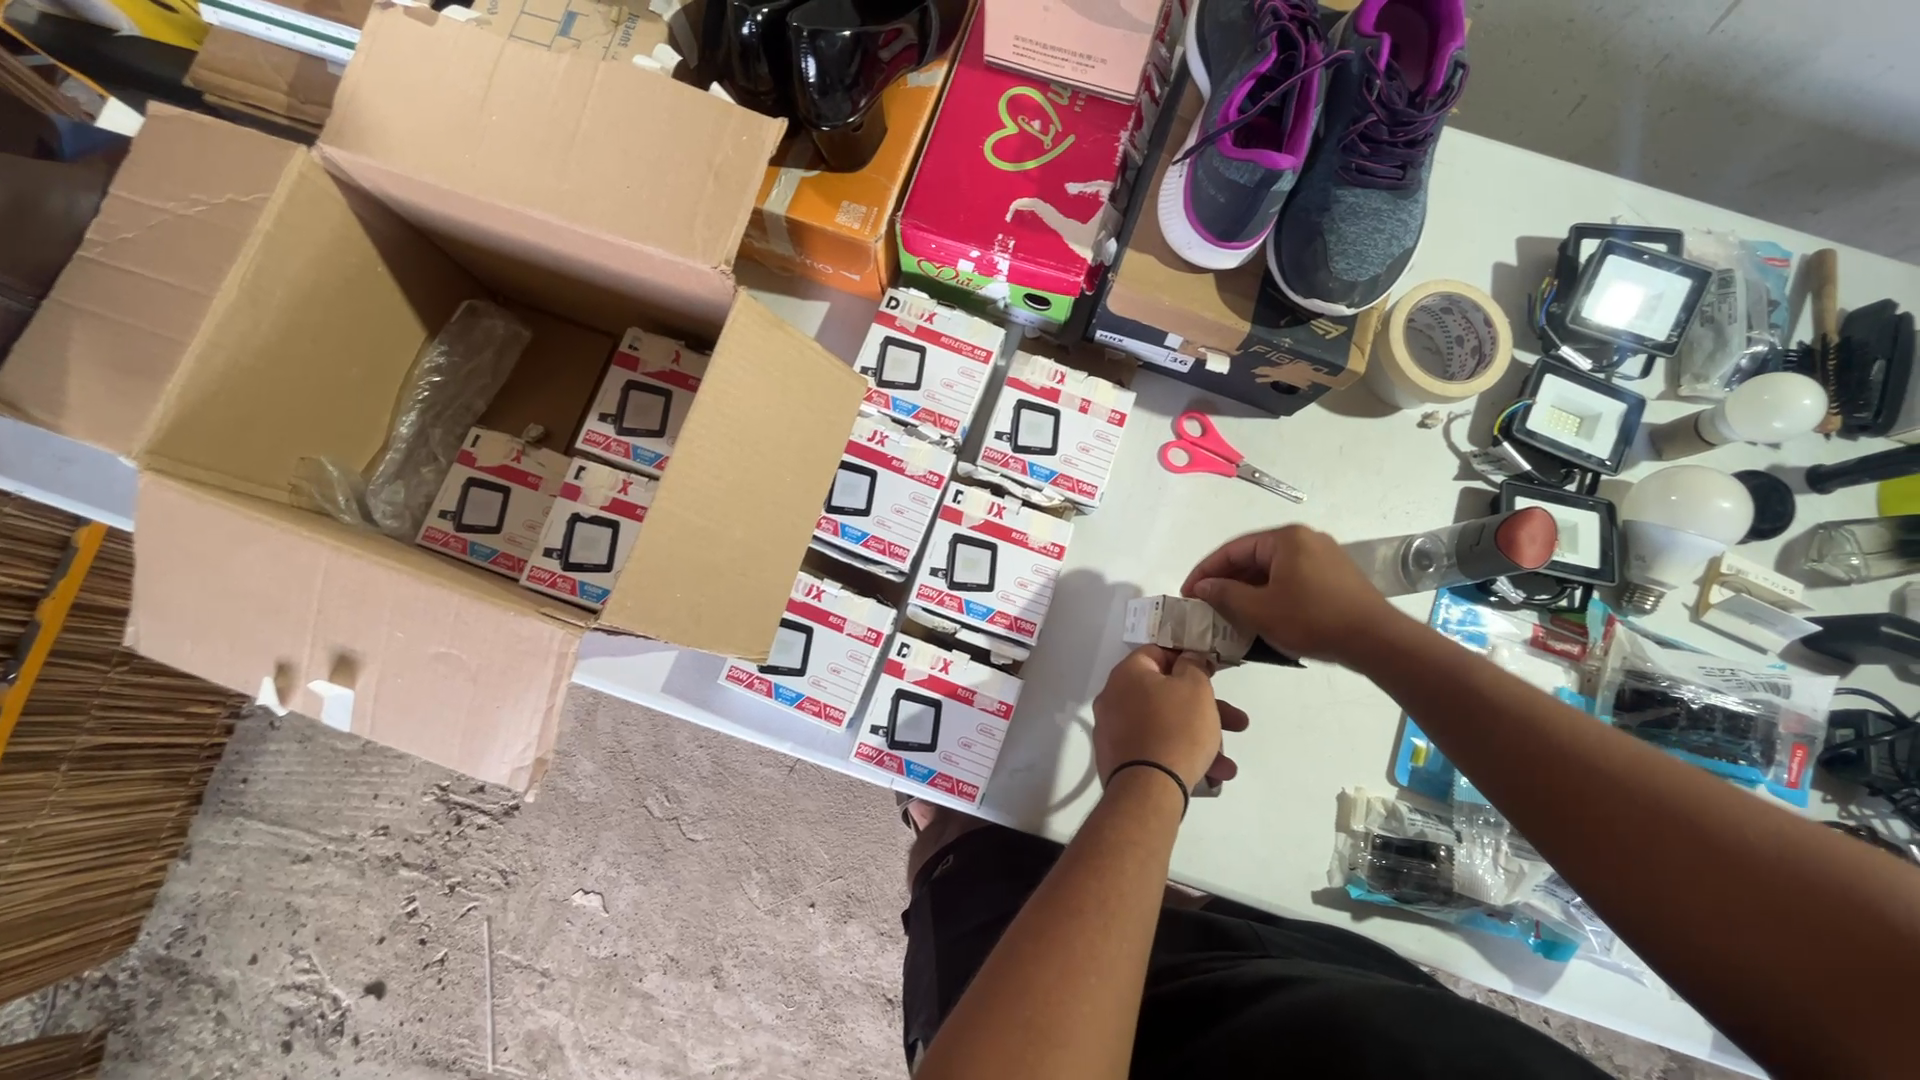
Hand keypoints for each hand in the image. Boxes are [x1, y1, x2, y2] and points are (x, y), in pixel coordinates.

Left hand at [1092, 646, 1247, 792]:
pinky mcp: (1119, 760)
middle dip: (1206, 709)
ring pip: (1165, 725)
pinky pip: (1155, 748)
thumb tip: (1187, 658)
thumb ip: (1194, 667)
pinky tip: (1212, 775)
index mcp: (1127, 675)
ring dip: (1200, 739)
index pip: (1156, 654)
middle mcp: (1114, 699)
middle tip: (1234, 720)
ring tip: (1228, 763)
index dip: (1185, 659)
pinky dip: (1181, 756)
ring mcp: (1115, 731)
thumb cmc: (1175, 729)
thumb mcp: (1195, 689)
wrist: (1148, 790)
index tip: (1209, 671)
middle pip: (1165, 695)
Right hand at [1181, 524, 1398, 665]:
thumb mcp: (1259, 610)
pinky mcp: (1335, 577)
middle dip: (1226, 580)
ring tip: (1228, 612)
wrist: (1376, 641)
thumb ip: (1224, 594)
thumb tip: (1202, 586)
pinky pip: (1291, 579)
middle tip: (1205, 604)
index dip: (1205, 571)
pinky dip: (1270, 593)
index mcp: (1286, 538)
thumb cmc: (1313, 620)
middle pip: (1253, 557)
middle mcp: (1305, 539)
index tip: (1188, 593)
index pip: (1233, 549)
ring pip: (1272, 570)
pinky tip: (1261, 614)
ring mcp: (1324, 557)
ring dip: (1247, 589)